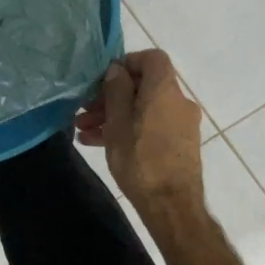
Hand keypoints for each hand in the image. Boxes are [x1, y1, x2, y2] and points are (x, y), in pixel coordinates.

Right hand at [75, 50, 204, 210]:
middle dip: (111, 96)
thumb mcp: (118, 123)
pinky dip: (128, 129)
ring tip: (84, 131)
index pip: (152, 59)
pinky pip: (150, 126)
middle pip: (143, 87)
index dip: (127, 63)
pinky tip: (98, 144)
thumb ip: (116, 91)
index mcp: (165, 90)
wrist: (172, 205)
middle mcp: (178, 102)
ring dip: (113, 116)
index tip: (104, 80)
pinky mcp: (178, 144)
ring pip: (143, 109)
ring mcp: (180, 124)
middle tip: (84, 111)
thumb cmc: (141, 159)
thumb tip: (117, 70)